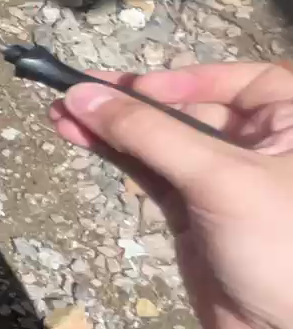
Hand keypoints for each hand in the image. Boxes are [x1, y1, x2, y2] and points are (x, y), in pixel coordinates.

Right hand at [50, 64, 292, 328]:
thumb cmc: (287, 249)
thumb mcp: (221, 181)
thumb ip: (146, 133)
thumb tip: (79, 94)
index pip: (249, 82)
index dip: (193, 79)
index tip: (139, 89)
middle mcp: (270, 152)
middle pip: (192, 107)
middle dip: (130, 100)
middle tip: (73, 91)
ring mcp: (228, 181)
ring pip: (159, 136)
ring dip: (108, 123)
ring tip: (58, 111)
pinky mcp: (193, 206)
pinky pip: (145, 164)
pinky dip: (109, 148)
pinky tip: (73, 133)